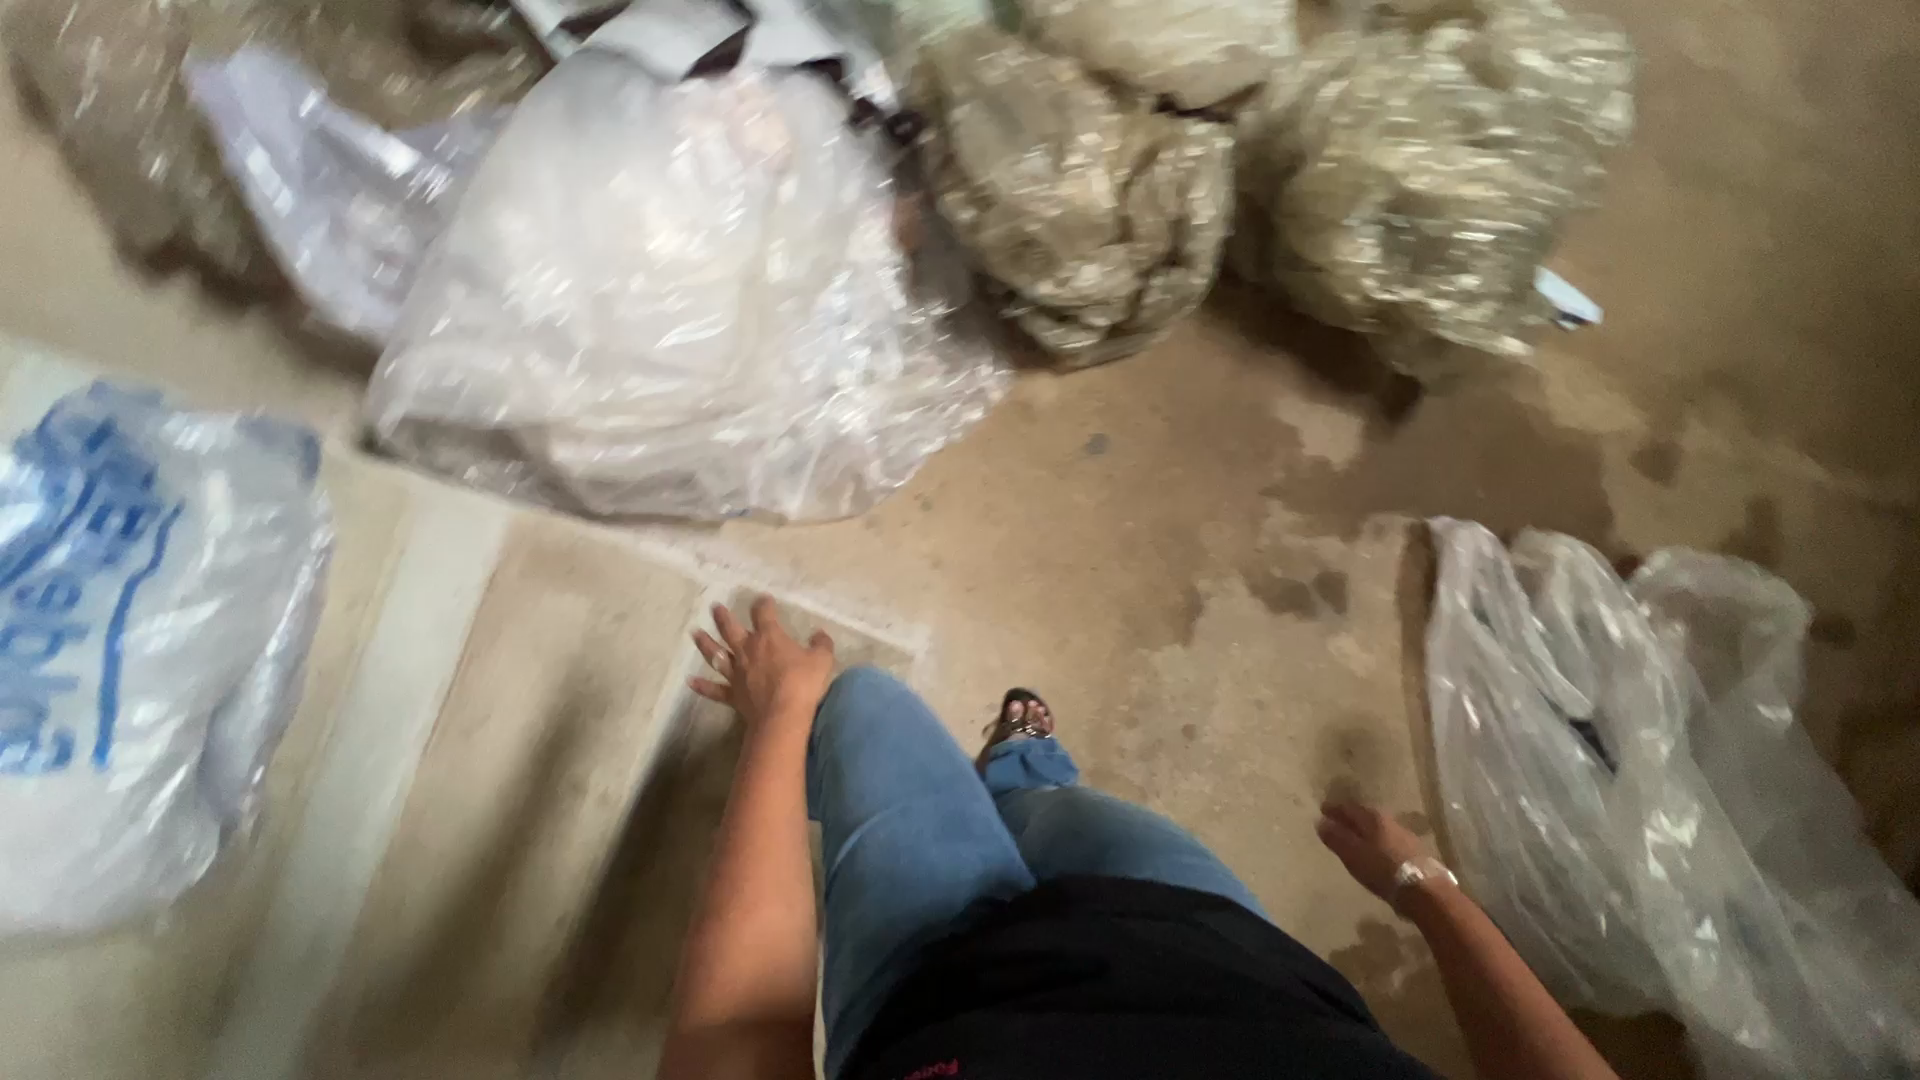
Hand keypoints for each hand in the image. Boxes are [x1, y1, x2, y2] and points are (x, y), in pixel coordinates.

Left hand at [690, 595, 834, 729]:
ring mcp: (736, 673)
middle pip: (731, 630)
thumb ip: (821, 644)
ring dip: (705, 643)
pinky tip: (690, 681)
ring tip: (694, 633)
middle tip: (715, 607)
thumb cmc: (803, 683)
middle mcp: (747, 650)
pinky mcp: (732, 694)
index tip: (764, 599)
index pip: (763, 614)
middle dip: (723, 617)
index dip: (763, 604)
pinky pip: (714, 689)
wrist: (782, 715)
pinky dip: (702, 686)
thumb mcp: (822, 660)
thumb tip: (820, 634)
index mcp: (769, 637)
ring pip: (716, 654)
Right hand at [1316, 800, 1436, 907]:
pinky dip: (1379, 843)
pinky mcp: (1417, 852)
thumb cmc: (1383, 870)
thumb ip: (1336, 838)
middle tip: (1338, 823)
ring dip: (1366, 832)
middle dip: (1350, 819)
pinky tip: (1378, 853)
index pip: (1348, 807)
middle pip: (1365, 816)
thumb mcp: (1353, 854)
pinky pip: (1390, 841)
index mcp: (1372, 818)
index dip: (1334, 808)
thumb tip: (1320, 822)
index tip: (1322, 810)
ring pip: (1379, 829)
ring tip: (1356, 839)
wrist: (1427, 892)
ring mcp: (1406, 836)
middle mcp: (1390, 821)